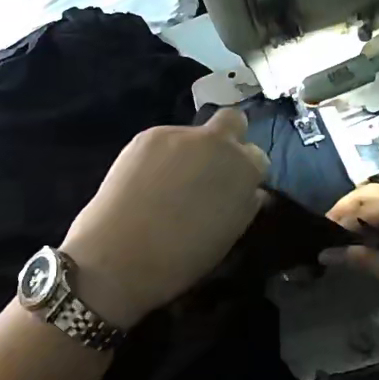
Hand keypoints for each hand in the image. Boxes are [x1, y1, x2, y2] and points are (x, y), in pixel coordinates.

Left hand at [60, 109, 268, 327]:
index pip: (258, 157)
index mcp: (245, 169)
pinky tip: (147, 181)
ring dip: (191, 150)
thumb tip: (251, 191)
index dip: (245, 172)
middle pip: (233, 121)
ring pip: (194, 133)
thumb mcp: (229, 235)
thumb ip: (244, 205)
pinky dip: (163, 155)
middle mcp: (217, 142)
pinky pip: (165, 140)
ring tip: (170, 183)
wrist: (120, 255)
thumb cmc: (182, 258)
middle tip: (211, 169)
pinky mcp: (148, 136)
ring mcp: (181, 135)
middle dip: (228, 139)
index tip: (233, 188)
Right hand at [321, 185, 378, 322]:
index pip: (365, 203)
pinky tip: (376, 246)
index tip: (320, 242)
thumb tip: (325, 255)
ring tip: (350, 247)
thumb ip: (364, 260)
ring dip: (364, 220)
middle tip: (330, 243)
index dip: (340, 220)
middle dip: (348, 215)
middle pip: (372, 195)